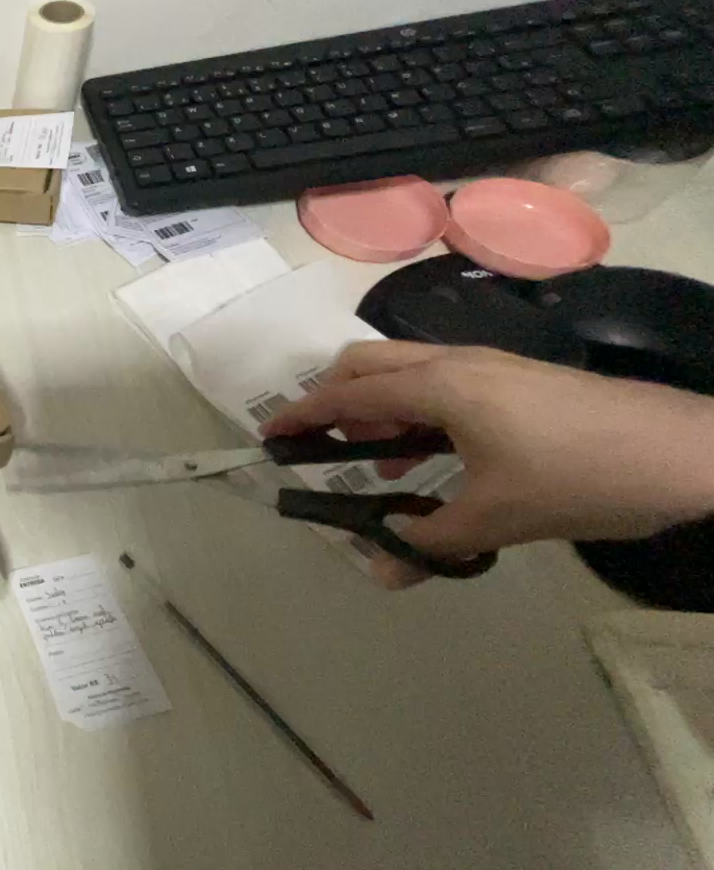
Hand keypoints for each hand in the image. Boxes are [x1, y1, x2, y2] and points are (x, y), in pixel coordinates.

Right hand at [260, 342, 713, 586]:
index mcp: (438, 388)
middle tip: (328, 441)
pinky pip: (438, 379)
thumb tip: (379, 575)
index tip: (269, 436)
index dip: (301, 416)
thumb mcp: (501, 517)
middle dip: (333, 398)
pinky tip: (435, 449)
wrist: (705, 454)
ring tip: (381, 456)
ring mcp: (489, 366)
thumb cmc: (586, 476)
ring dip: (376, 404)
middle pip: (364, 363)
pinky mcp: (517, 376)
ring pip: (403, 368)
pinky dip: (413, 406)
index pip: (346, 396)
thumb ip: (430, 541)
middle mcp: (454, 364)